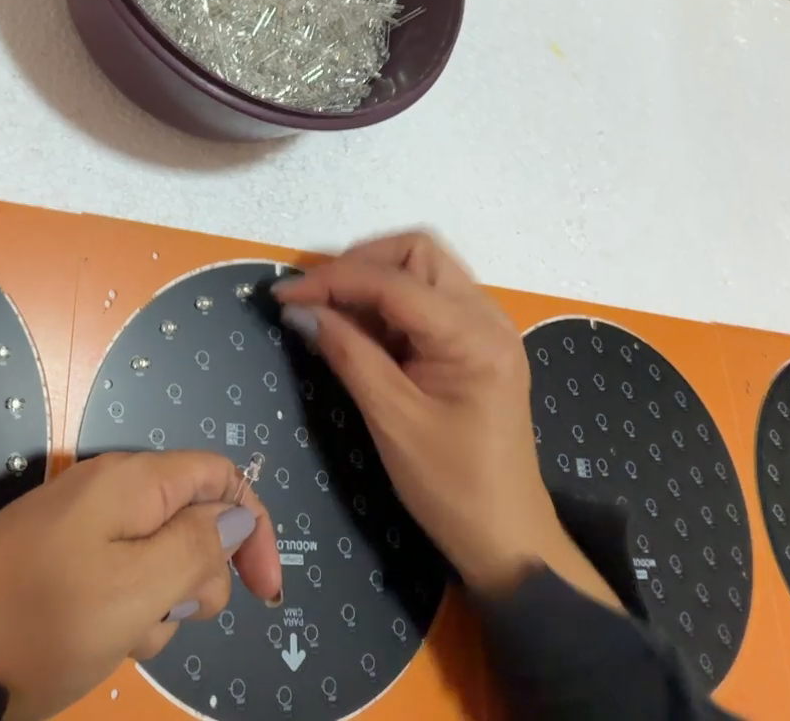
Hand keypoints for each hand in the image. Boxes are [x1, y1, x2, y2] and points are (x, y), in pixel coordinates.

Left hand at [0, 451, 284, 720]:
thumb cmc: (40, 617)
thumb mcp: (137, 588)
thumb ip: (198, 546)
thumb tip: (236, 515)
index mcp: (133, 481)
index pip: (219, 474)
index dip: (253, 524)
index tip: (264, 592)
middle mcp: (113, 492)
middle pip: (193, 520)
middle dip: (198, 576)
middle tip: (166, 615)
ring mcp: (86, 527)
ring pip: (159, 562)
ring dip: (158, 605)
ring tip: (117, 633)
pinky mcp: (67, 561)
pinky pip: (121, 580)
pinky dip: (124, 613)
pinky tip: (95, 638)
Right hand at [271, 232, 616, 606]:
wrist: (506, 537)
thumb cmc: (449, 484)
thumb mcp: (389, 417)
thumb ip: (345, 351)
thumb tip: (298, 309)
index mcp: (473, 336)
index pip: (391, 280)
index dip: (331, 279)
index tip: (283, 296)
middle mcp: (486, 317)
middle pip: (416, 252)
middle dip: (358, 264)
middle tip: (314, 299)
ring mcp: (484, 328)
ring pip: (421, 269)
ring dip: (371, 281)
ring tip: (330, 315)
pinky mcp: (474, 343)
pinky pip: (425, 299)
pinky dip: (386, 304)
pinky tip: (357, 331)